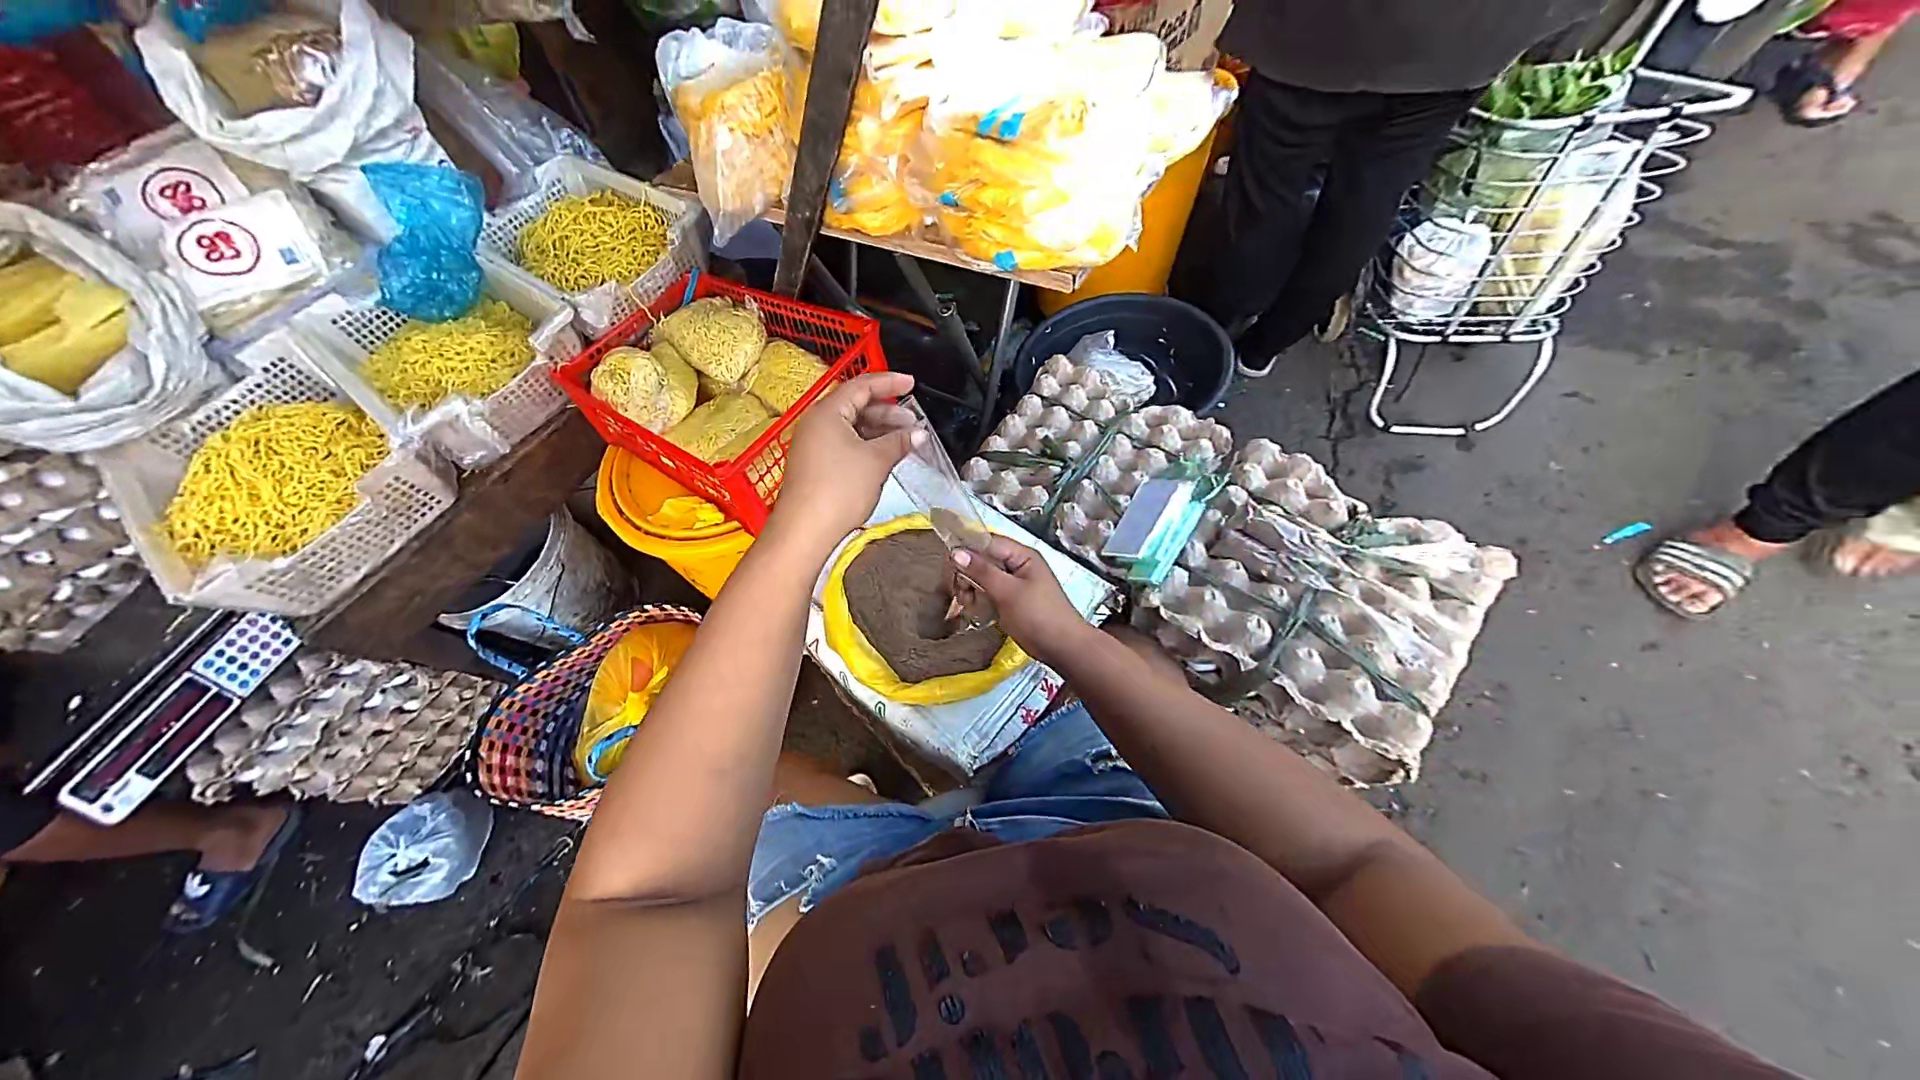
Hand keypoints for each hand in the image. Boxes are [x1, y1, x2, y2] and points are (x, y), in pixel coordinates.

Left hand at [768, 371, 922, 550]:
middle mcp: (817, 423)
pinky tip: (884, 456)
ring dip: (879, 431)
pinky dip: (867, 445)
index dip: (890, 382)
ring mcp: (814, 444)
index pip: (862, 385)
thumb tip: (916, 433)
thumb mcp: (876, 461)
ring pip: (852, 427)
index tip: (910, 383)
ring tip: (904, 440)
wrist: (806, 529)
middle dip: (888, 412)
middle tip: (912, 421)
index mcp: (828, 412)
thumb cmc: (834, 491)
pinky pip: (845, 444)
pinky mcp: (815, 464)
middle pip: (857, 405)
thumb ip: (899, 442)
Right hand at [952, 536, 1090, 667]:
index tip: (949, 567)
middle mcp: (1017, 565)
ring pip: (983, 578)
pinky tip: (974, 610)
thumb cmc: (1038, 616)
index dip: (967, 551)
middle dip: (967, 574)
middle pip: (983, 560)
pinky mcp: (1011, 601)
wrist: (1062, 648)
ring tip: (967, 604)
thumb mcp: (1007, 592)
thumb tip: (955, 552)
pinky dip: (979, 599)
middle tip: (960, 593)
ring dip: (971, 589)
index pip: (987, 542)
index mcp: (1021, 556)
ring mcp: (1014, 584)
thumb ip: (981, 571)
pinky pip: (989, 592)